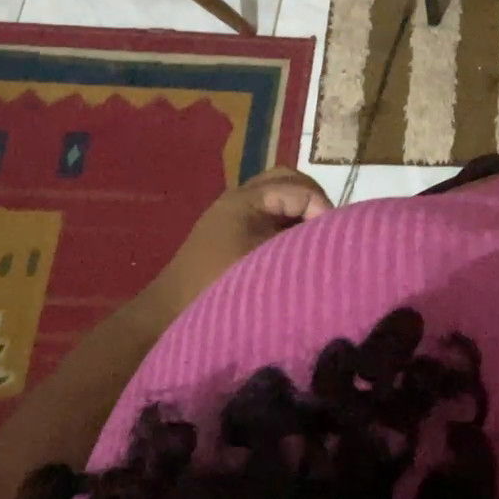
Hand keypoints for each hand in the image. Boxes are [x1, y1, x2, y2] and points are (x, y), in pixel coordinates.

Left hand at [136, 166, 333, 324]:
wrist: (164, 318)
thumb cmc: (216, 287)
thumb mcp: (265, 264)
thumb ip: (301, 243)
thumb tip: (334, 236)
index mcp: (247, 199)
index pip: (300, 189)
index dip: (321, 209)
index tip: (333, 238)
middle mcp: (239, 198)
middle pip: (287, 180)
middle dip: (313, 198)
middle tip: (328, 226)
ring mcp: (233, 214)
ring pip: (278, 194)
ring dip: (300, 208)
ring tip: (315, 235)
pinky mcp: (230, 233)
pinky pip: (267, 212)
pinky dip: (286, 220)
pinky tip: (295, 247)